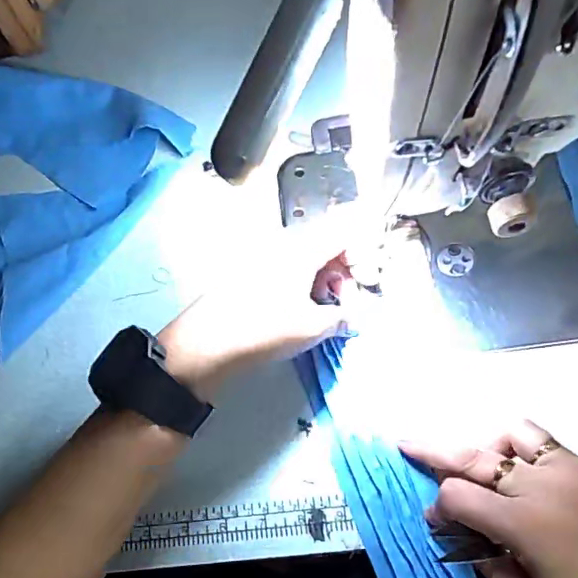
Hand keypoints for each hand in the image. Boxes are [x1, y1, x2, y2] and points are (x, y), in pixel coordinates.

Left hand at [156, 223, 362, 400]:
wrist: (207, 344)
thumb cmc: (264, 329)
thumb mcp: (312, 326)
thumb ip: (344, 317)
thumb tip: (359, 316)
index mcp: (301, 249)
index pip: (344, 233)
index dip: (364, 254)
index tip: (370, 281)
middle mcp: (283, 246)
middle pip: (327, 245)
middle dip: (347, 272)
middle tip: (351, 303)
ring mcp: (265, 259)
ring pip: (309, 260)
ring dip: (327, 281)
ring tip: (328, 312)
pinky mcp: (252, 276)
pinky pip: (290, 271)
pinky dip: (306, 286)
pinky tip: (306, 312)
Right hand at [401, 421, 577, 577]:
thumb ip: (496, 567)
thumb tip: (473, 543)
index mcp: (526, 523)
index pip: (457, 494)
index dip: (438, 507)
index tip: (437, 522)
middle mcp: (548, 482)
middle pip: (477, 453)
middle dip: (435, 450)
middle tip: (409, 442)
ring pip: (519, 434)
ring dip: (491, 445)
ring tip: (486, 463)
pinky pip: (560, 452)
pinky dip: (537, 462)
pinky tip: (549, 493)